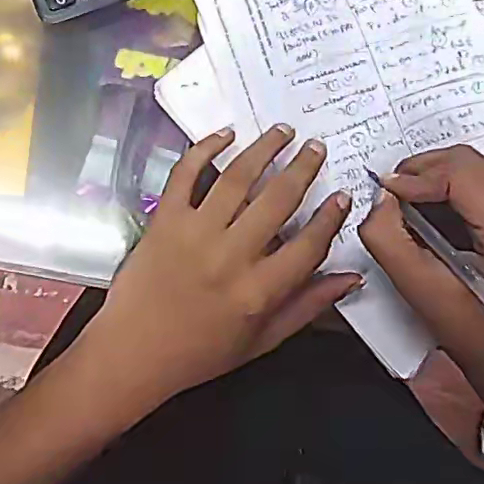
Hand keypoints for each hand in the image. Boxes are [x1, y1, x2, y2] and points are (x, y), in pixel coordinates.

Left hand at [68, 124, 360, 409]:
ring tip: (282, 131)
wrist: (132, 352)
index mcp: (259, 291)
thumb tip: (350, 277)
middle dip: (303, 169)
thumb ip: (307, 306)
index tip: (343, 194)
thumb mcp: (261, 341)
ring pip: (237, 179)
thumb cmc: (199, 352)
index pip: (308, 245)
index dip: (330, 217)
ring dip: (263, 149)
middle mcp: (230, 255)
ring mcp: (194, 233)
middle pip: (277, 200)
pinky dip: (204, 149)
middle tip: (316, 147)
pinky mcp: (164, 220)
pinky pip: (185, 175)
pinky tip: (224, 135)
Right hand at [359, 145, 483, 389]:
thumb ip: (389, 239)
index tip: (385, 194)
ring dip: (430, 182)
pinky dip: (444, 194)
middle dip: (420, 173)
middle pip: (467, 163)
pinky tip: (426, 220)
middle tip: (390, 195)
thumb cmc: (479, 341)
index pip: (460, 173)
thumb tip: (380, 200)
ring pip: (471, 172)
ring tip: (404, 208)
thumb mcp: (422, 293)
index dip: (414, 177)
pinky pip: (477, 189)